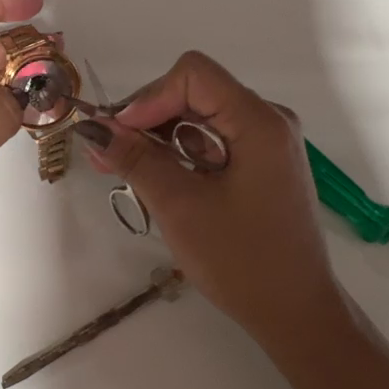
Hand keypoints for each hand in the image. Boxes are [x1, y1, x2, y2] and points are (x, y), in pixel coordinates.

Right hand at [78, 51, 338, 335]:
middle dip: (147, 117)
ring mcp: (268, 142)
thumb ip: (136, 159)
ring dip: (159, 136)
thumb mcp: (180, 207)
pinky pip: (212, 139)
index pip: (193, 76)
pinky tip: (155, 177)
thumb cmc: (242, 261)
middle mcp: (269, 120)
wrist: (296, 313)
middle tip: (107, 153)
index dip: (149, 97)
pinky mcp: (262, 164)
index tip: (118, 134)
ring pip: (200, 116)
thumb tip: (93, 129)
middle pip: (195, 92)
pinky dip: (179, 152)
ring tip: (122, 168)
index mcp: (260, 122)